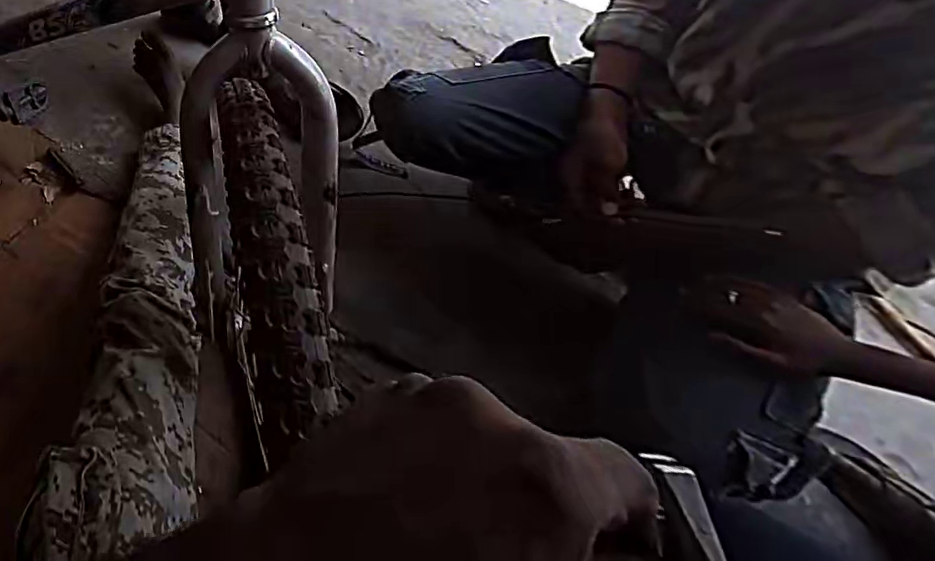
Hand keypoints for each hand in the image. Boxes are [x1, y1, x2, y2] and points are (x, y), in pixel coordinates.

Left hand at [227, 375, 659, 560]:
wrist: (299, 557)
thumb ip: (586, 555)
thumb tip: (607, 548)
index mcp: (545, 470)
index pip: (631, 477)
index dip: (635, 523)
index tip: (619, 553)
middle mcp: (487, 408)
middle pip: (549, 454)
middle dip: (549, 501)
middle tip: (523, 547)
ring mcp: (423, 390)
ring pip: (487, 435)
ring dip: (490, 473)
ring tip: (456, 523)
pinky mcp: (379, 391)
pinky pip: (435, 420)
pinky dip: (441, 452)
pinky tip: (414, 495)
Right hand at [561, 90, 628, 213]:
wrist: (603, 105)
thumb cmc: (601, 134)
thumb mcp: (607, 165)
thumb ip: (606, 191)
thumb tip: (607, 214)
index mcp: (567, 177)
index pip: (576, 206)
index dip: (597, 218)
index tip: (620, 224)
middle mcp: (570, 174)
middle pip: (583, 201)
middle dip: (605, 212)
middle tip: (629, 218)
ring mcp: (579, 166)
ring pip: (592, 191)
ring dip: (611, 201)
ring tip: (632, 206)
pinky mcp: (590, 159)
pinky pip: (599, 181)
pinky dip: (612, 189)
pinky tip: (626, 190)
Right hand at [690, 278, 855, 375]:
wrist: (843, 354)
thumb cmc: (808, 362)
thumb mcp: (777, 364)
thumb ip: (743, 349)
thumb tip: (711, 335)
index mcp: (757, 322)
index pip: (718, 308)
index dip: (698, 305)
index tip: (682, 303)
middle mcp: (762, 305)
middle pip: (724, 294)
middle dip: (702, 292)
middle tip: (685, 291)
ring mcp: (773, 298)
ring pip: (737, 285)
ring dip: (716, 283)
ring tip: (700, 281)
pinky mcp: (783, 295)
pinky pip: (754, 283)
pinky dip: (737, 280)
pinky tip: (729, 279)